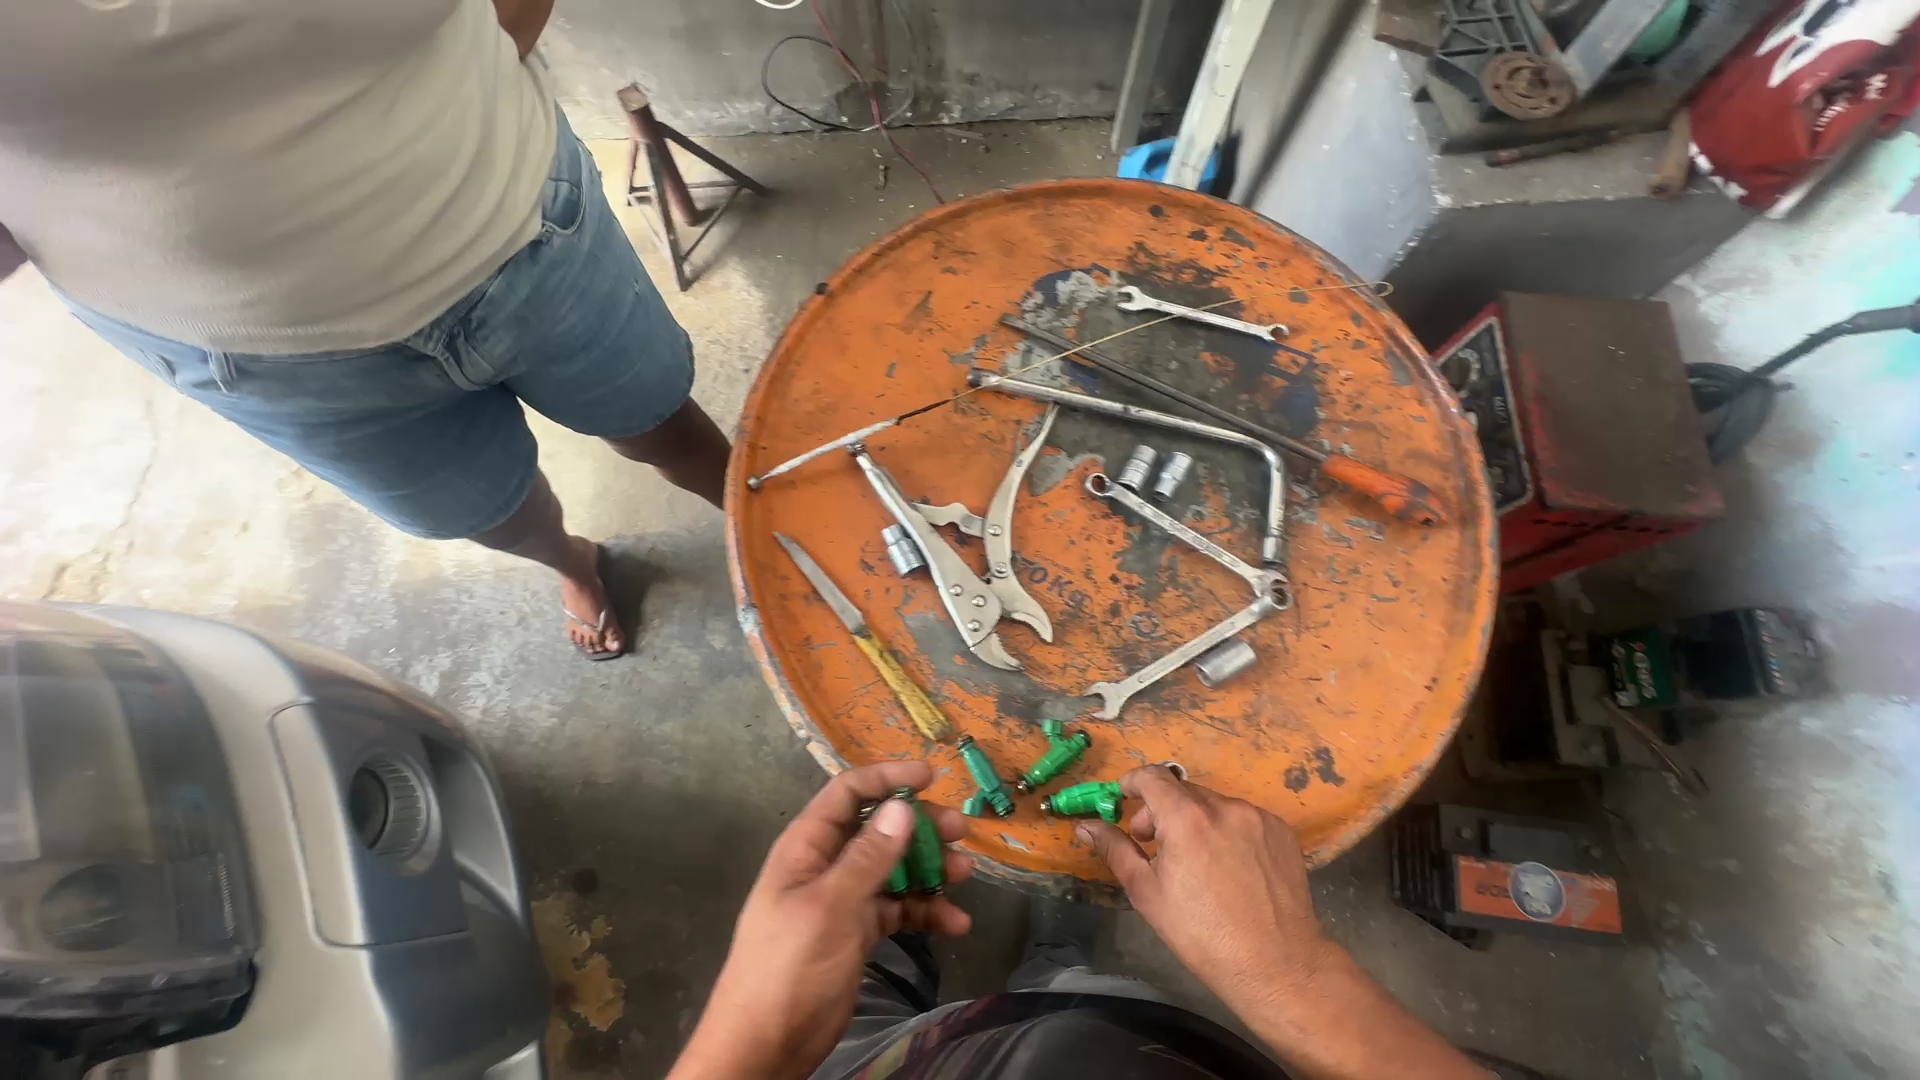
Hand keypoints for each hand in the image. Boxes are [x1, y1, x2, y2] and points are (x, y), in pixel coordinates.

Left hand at [668, 761, 971, 1079]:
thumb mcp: (829, 908)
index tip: (931, 776)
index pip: (848, 792)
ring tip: (965, 875)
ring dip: (930, 869)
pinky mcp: (859, 931)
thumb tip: (902, 807)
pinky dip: (926, 911)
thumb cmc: (788, 968)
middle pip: (879, 828)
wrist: (764, 1048)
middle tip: (961, 830)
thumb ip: (867, 858)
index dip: (887, 777)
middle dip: (921, 826)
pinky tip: (954, 924)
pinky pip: (899, 908)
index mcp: (808, 845)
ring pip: (894, 867)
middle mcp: (828, 863)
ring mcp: (845, 898)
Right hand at [1076, 766, 1334, 1017]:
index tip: (1124, 799)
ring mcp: (1257, 817)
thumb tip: (1084, 825)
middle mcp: (1223, 806)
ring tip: (1198, 862)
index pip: (1152, 777)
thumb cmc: (1201, 934)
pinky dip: (1228, 830)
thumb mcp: (1147, 892)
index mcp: (1186, 818)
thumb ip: (1114, 849)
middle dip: (1162, 810)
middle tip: (1156, 846)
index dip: (1133, 783)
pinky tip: (1231, 867)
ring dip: (1196, 820)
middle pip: (1182, 791)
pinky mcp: (1281, 830)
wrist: (1277, 966)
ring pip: (1213, 804)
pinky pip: (1243, 817)